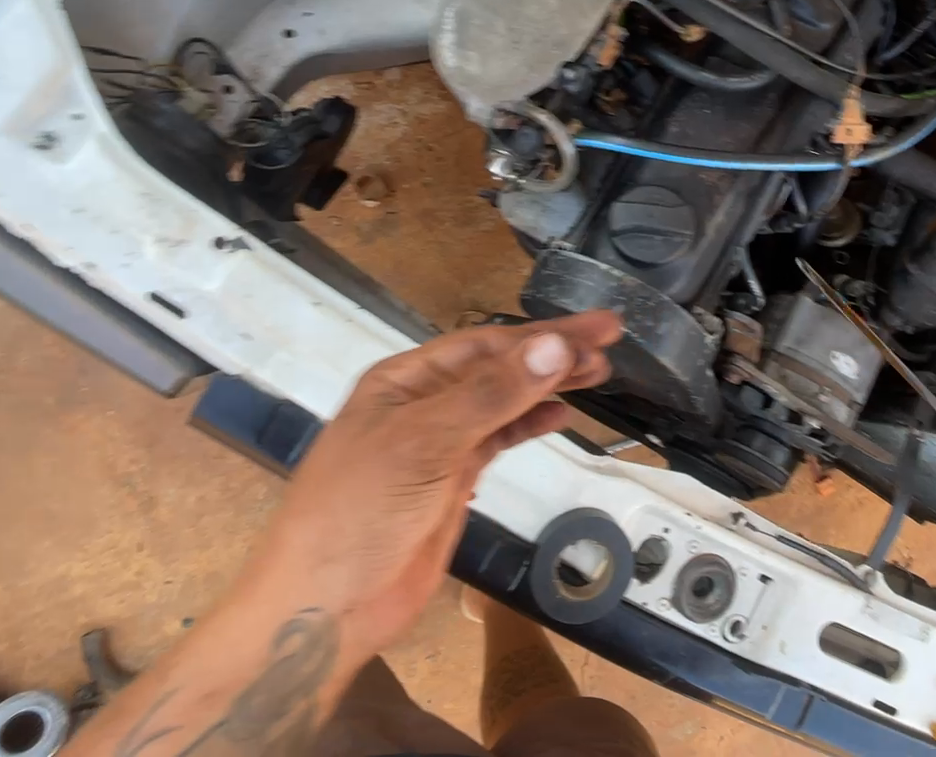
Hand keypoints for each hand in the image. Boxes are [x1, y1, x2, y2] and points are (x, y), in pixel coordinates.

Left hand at [239, 312, 621, 649]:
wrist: (325, 607)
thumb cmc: (361, 511)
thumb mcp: (425, 442)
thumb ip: (492, 395)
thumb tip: (556, 346)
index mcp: (407, 379)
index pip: (489, 345)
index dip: (545, 334)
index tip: (598, 328)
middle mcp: (425, 402)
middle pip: (501, 367)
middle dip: (554, 352)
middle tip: (610, 340)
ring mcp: (440, 442)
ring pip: (505, 401)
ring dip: (549, 384)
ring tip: (599, 371)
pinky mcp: (453, 478)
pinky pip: (500, 438)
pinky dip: (530, 423)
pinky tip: (560, 413)